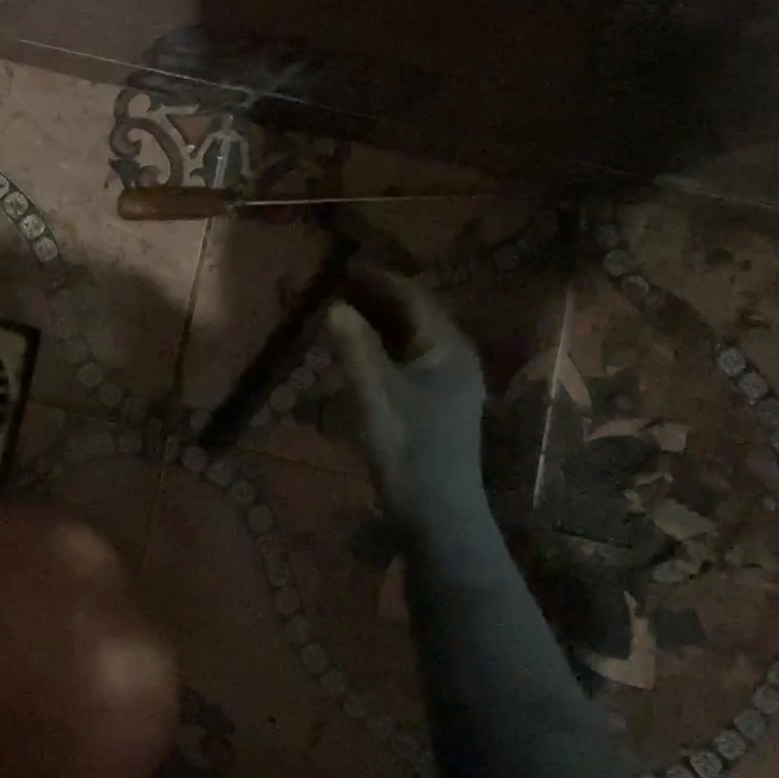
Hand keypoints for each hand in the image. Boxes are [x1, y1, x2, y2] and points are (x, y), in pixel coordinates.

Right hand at [323, 266, 488, 529]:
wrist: (435, 512)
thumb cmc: (408, 447)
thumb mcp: (374, 392)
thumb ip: (353, 346)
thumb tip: (331, 305)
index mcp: (448, 349)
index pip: (412, 296)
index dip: (375, 277)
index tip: (337, 265)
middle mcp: (452, 358)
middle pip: (410, 313)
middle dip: (370, 295)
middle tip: (325, 285)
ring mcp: (443, 381)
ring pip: (404, 336)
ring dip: (370, 319)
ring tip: (329, 308)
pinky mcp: (430, 401)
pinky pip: (401, 357)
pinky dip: (374, 343)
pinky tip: (347, 347)